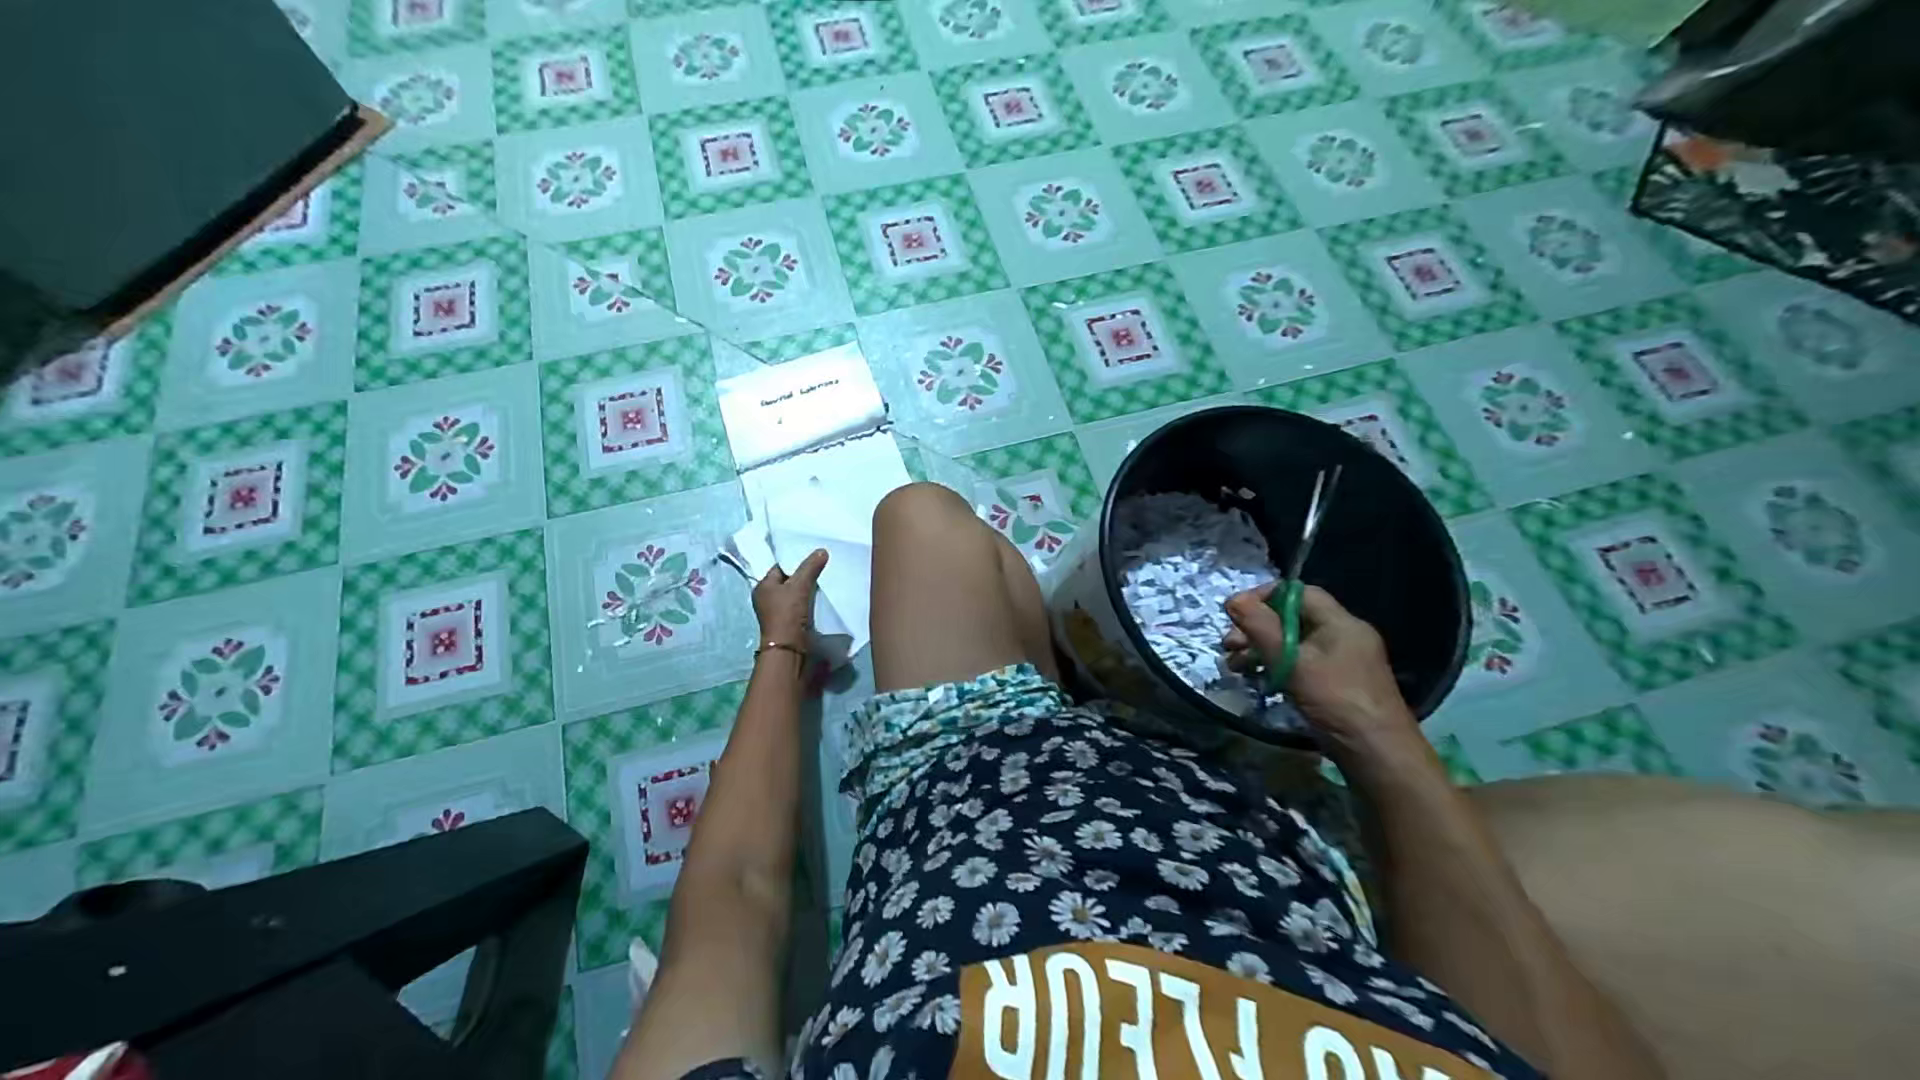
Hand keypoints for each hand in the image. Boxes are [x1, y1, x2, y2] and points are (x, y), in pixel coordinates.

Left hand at [753, 548, 828, 648]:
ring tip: (822, 581)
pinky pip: (798, 606)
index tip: (812, 558)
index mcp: (763, 586)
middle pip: (787, 581)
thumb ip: (810, 567)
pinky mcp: (786, 622)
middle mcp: (766, 598)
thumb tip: (821, 550)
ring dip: (806, 590)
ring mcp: (776, 611)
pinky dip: (807, 602)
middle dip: (802, 575)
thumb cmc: (787, 613)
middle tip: (820, 568)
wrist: (789, 647)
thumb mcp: (799, 586)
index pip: (780, 567)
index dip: (795, 561)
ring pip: (794, 594)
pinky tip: (819, 599)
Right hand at [1222, 583, 1416, 745]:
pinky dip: (1277, 666)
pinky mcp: (1338, 683)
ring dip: (1261, 649)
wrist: (1378, 755)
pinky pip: (1302, 662)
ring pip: (1294, 642)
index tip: (1236, 613)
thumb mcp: (1292, 662)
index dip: (1264, 596)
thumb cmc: (1336, 701)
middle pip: (1293, 618)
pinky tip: (1258, 679)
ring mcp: (1343, 661)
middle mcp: (1344, 635)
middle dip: (1257, 627)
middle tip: (1229, 645)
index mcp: (1341, 623)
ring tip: (1235, 666)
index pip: (1298, 593)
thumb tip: (1233, 599)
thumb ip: (1261, 629)